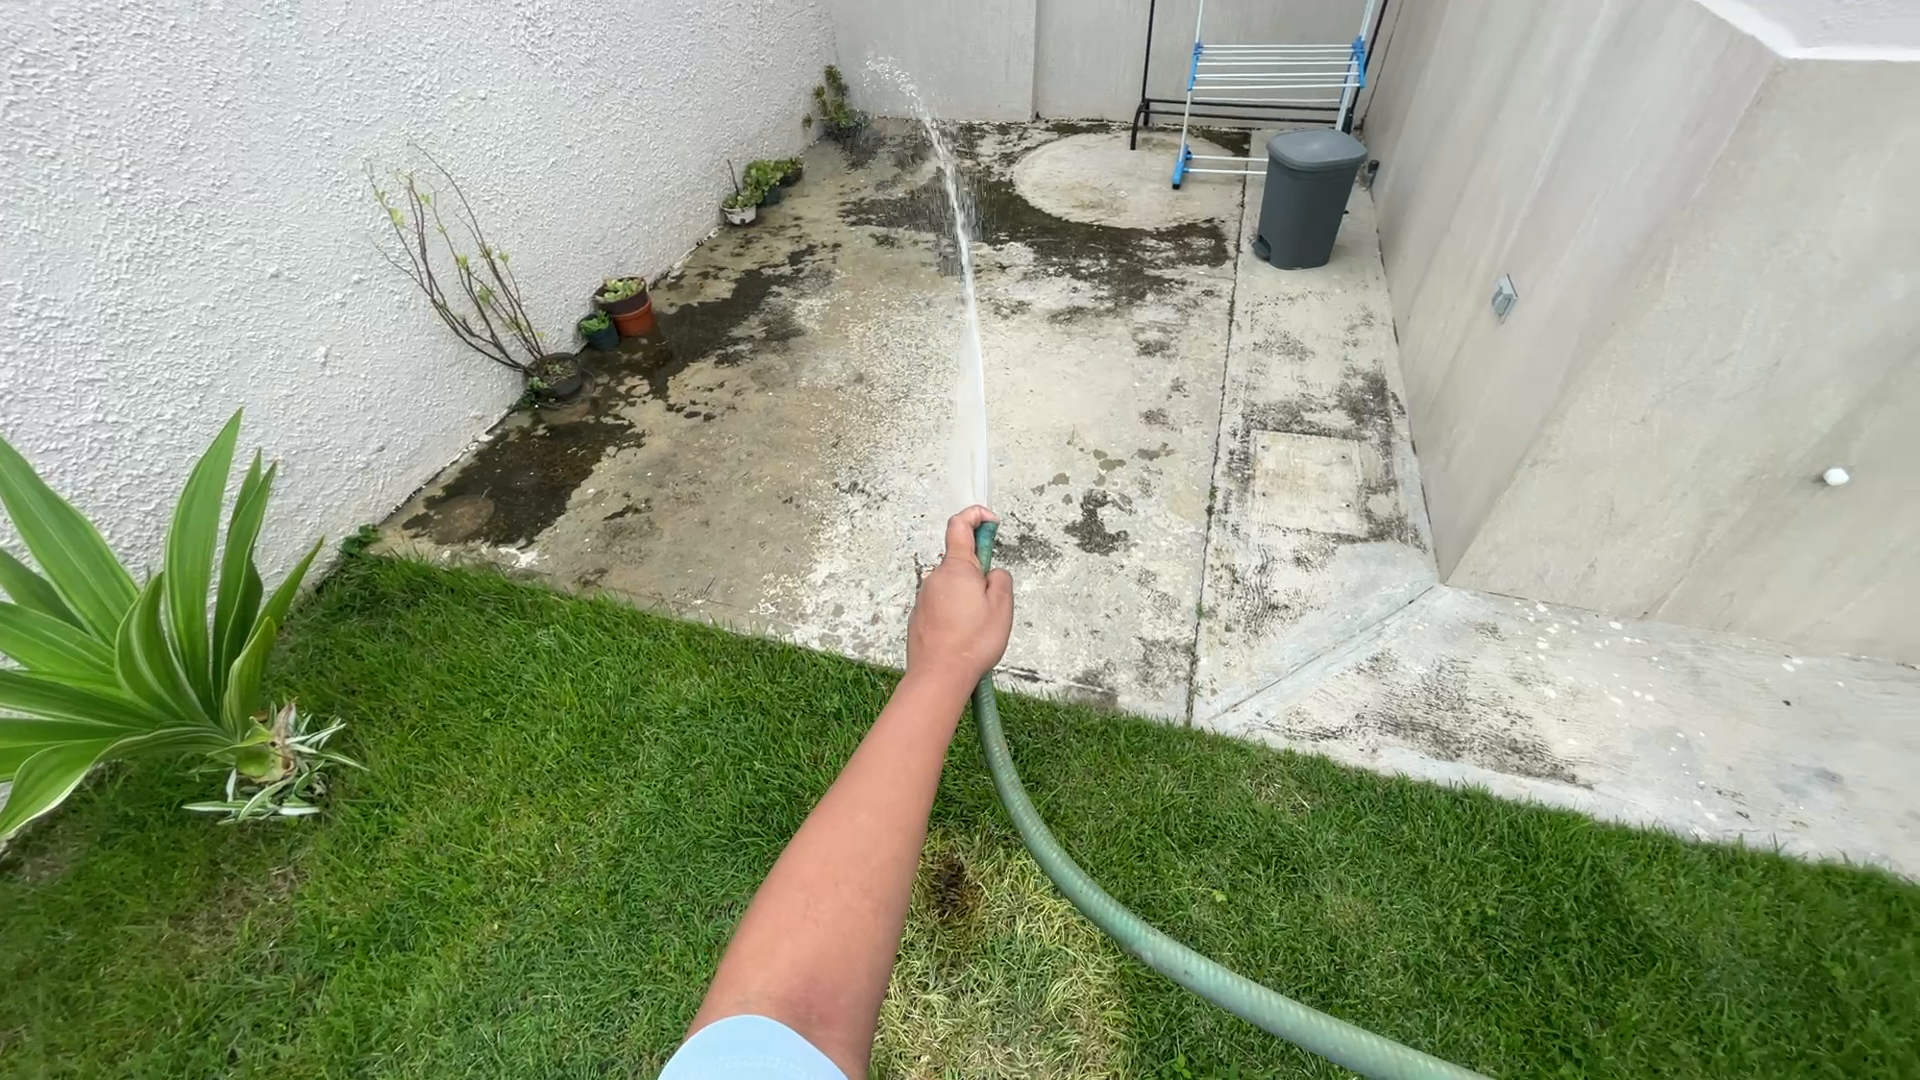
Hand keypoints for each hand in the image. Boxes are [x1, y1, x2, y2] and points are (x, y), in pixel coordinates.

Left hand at [907, 506, 1013, 694]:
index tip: (991, 522)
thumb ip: (1000, 579)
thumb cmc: (971, 643)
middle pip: (960, 561)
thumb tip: (993, 573)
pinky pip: (943, 605)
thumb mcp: (1002, 607)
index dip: (976, 516)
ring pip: (953, 586)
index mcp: (956, 568)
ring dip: (968, 597)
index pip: (960, 525)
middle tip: (993, 601)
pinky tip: (964, 636)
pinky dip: (956, 613)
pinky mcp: (920, 616)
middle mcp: (935, 578)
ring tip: (979, 626)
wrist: (939, 675)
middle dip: (980, 574)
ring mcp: (925, 597)